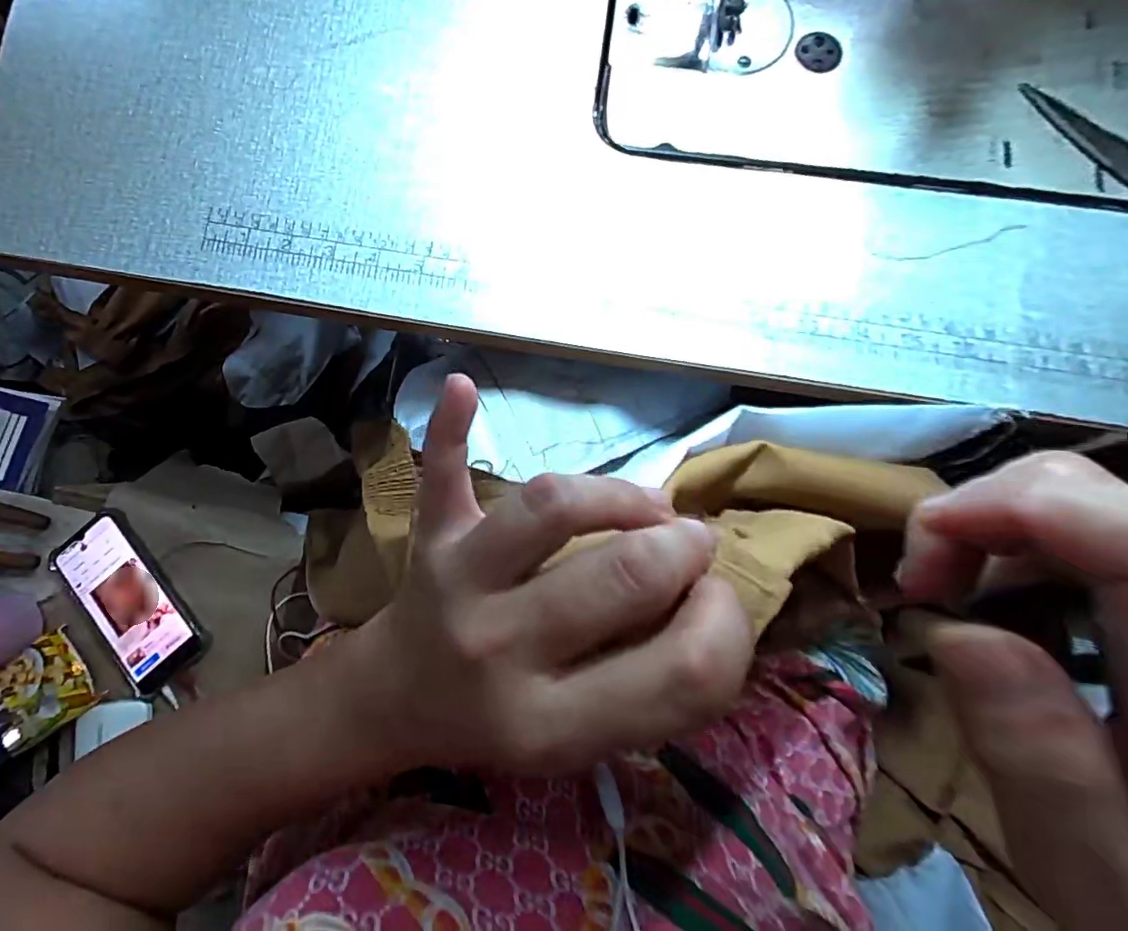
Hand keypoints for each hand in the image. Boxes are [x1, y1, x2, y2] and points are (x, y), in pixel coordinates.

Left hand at [343, 374, 752, 774]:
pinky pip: (438, 477)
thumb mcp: (583, 742)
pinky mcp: (429, 538)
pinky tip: (461, 386)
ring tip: (650, 507)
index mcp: (551, 724)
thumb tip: (712, 593)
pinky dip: (448, 429)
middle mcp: (498, 648)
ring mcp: (455, 581)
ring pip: (548, 507)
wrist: (402, 696)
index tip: (715, 600)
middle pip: (620, 576)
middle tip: (691, 542)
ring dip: (617, 495)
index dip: (726, 626)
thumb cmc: (502, 719)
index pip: (680, 672)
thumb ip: (653, 690)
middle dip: (680, 550)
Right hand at [899, 451, 1127, 930]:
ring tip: (975, 610)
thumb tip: (957, 630)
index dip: (1025, 508)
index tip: (925, 558)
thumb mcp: (1111, 899)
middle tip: (928, 588)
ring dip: (1018, 543)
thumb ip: (1042, 770)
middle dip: (990, 520)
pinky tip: (1045, 619)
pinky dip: (1064, 560)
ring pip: (1127, 517)